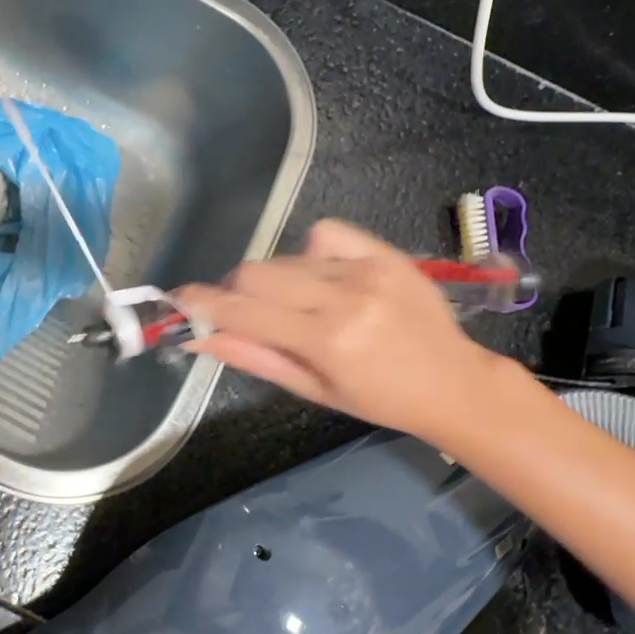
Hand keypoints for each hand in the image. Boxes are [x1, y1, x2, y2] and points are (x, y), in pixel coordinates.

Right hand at [176, 219, 519, 440]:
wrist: (455, 383)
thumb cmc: (380, 400)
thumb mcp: (312, 390)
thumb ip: (254, 358)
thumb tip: (198, 337)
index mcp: (325, 341)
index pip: (242, 311)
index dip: (202, 303)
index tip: (179, 300)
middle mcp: (343, 299)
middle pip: (255, 273)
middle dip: (236, 291)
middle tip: (246, 313)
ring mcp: (366, 271)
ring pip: (285, 258)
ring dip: (275, 280)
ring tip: (299, 304)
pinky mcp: (385, 254)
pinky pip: (326, 233)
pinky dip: (310, 250)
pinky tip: (323, 274)